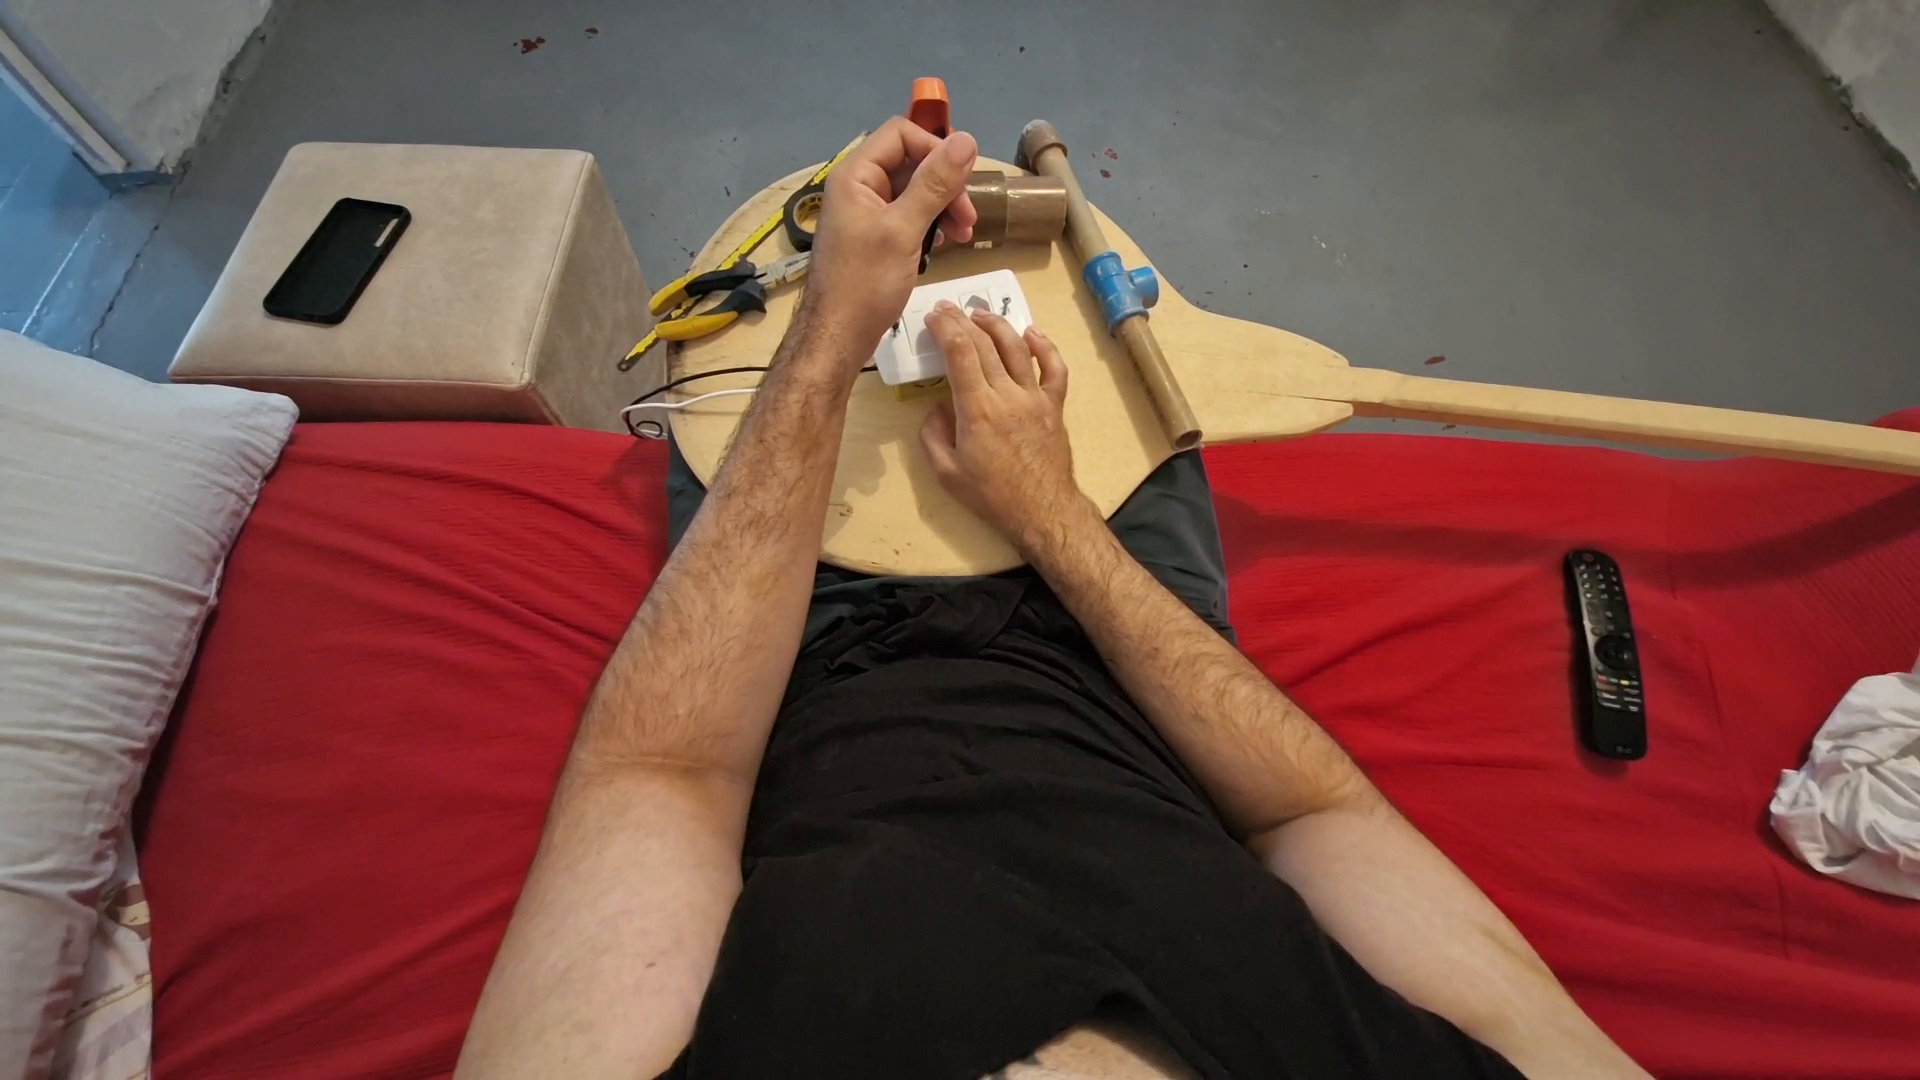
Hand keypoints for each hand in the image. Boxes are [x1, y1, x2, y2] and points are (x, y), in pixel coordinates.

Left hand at [805, 117, 979, 353]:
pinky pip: (908, 218)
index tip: (962, 180)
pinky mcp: (876, 240)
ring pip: (914, 193)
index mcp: (856, 176)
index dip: (935, 149)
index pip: (901, 134)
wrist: (838, 337)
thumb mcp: (903, 231)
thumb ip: (934, 185)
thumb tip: (967, 140)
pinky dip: (930, 226)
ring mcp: (867, 216)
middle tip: (969, 219)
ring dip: (943, 207)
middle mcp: (859, 188)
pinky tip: (944, 245)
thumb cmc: (865, 284)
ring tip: (963, 236)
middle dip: (945, 185)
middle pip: (911, 163)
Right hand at [918, 302, 1092, 550]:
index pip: (960, 352)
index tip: (934, 317)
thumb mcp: (946, 473)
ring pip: (1017, 348)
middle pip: (984, 344)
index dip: (945, 328)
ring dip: (997, 325)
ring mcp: (1034, 397)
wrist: (1041, 510)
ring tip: (980, 314)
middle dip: (963, 320)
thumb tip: (937, 408)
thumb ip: (933, 435)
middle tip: (948, 309)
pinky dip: (1044, 346)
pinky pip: (1054, 368)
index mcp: (977, 409)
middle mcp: (1007, 394)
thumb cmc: (991, 496)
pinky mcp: (1054, 405)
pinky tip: (1031, 333)